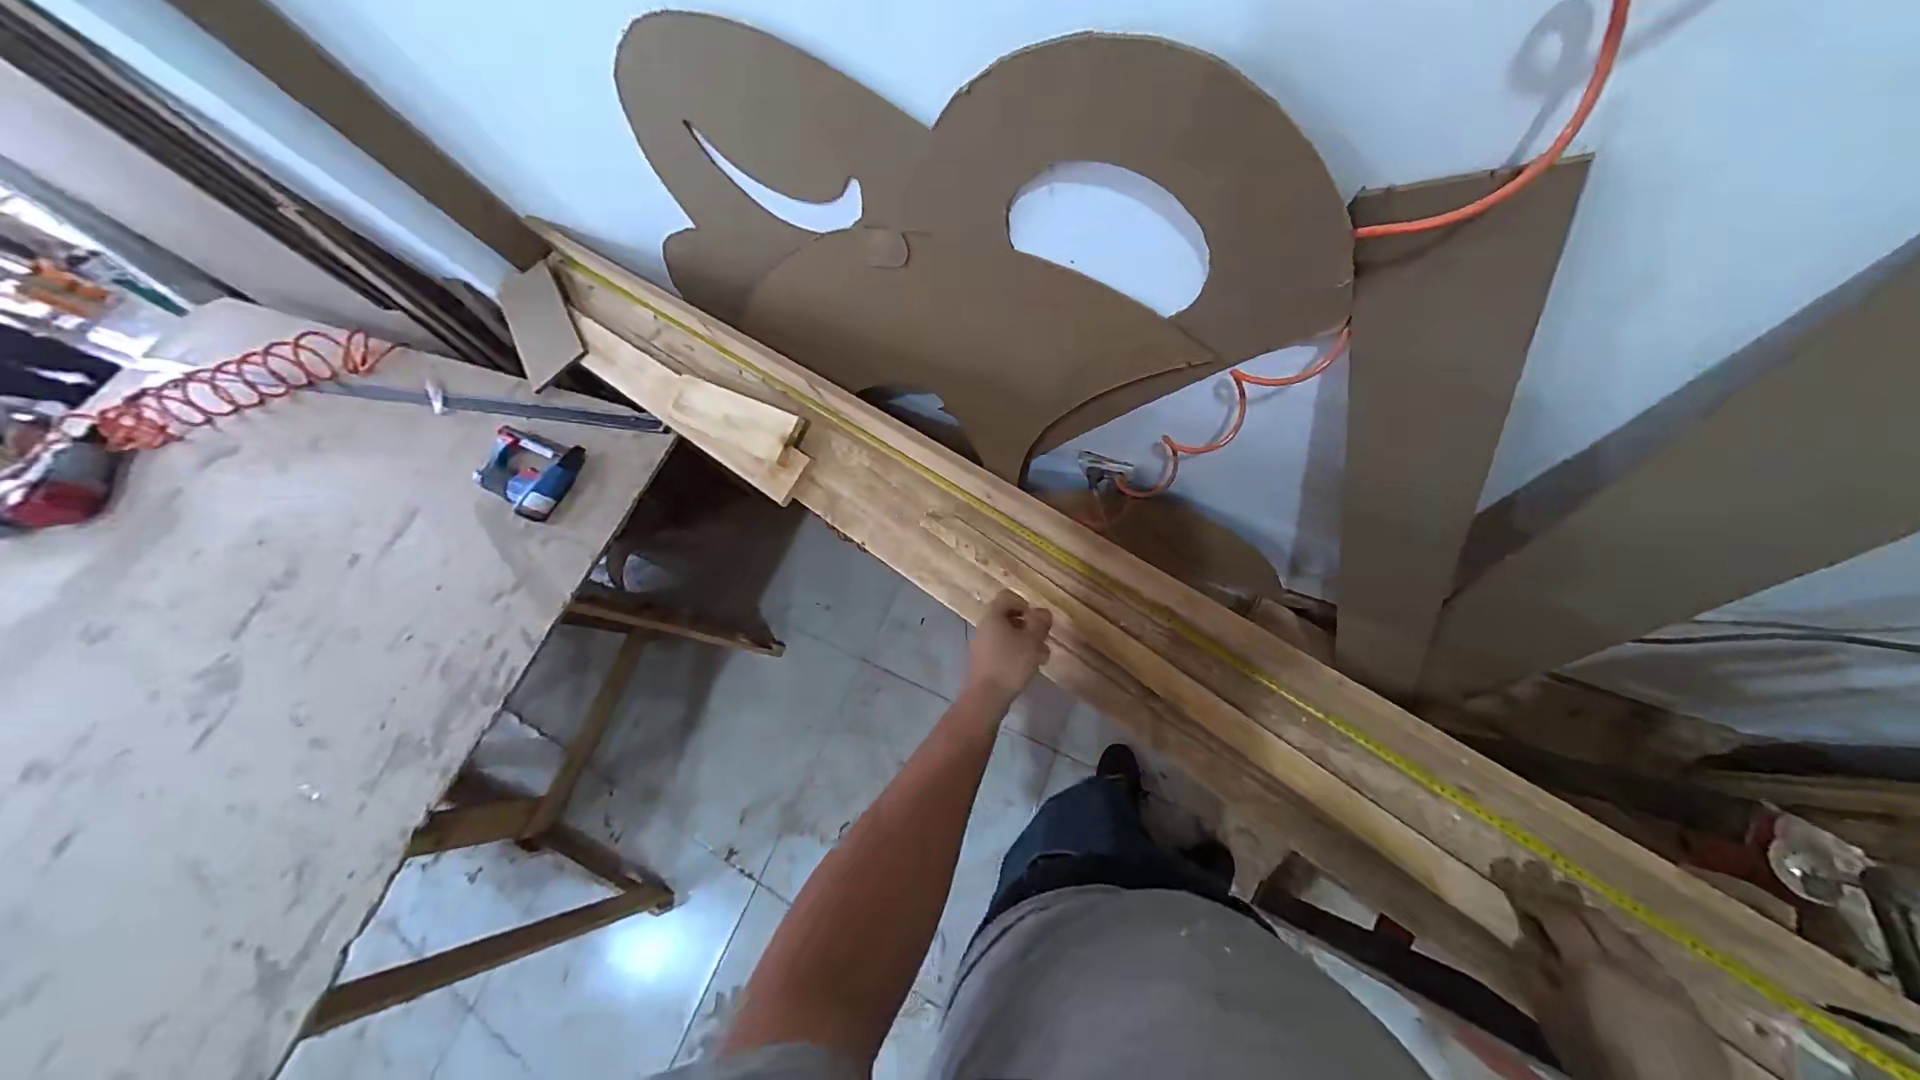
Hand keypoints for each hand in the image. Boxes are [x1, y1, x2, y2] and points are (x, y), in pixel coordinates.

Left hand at [966, 591, 1052, 704]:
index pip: (1007, 597)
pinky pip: (1003, 649)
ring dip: (1026, 641)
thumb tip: (1043, 613)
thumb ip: (1040, 623)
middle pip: (1009, 617)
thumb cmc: (1011, 663)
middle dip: (1029, 626)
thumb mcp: (1032, 640)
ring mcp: (983, 644)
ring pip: (1008, 635)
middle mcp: (985, 627)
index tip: (1036, 618)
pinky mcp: (985, 660)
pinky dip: (1018, 653)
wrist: (987, 696)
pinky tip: (1030, 667)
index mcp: (993, 616)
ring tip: (1042, 656)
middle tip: (1042, 638)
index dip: (1024, 603)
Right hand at [1493, 859, 1729, 1079]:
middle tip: (1545, 909)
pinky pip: (1651, 962)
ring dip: (1599, 928)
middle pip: (1595, 916)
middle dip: (1567, 907)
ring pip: (1626, 936)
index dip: (1535, 900)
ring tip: (1582, 936)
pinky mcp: (1690, 1004)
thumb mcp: (1554, 1022)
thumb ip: (1540, 979)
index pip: (1559, 915)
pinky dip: (1626, 953)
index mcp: (1591, 965)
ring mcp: (1666, 981)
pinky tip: (1621, 970)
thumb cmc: (1602, 1062)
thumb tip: (1532, 949)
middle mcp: (1630, 962)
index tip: (1518, 894)